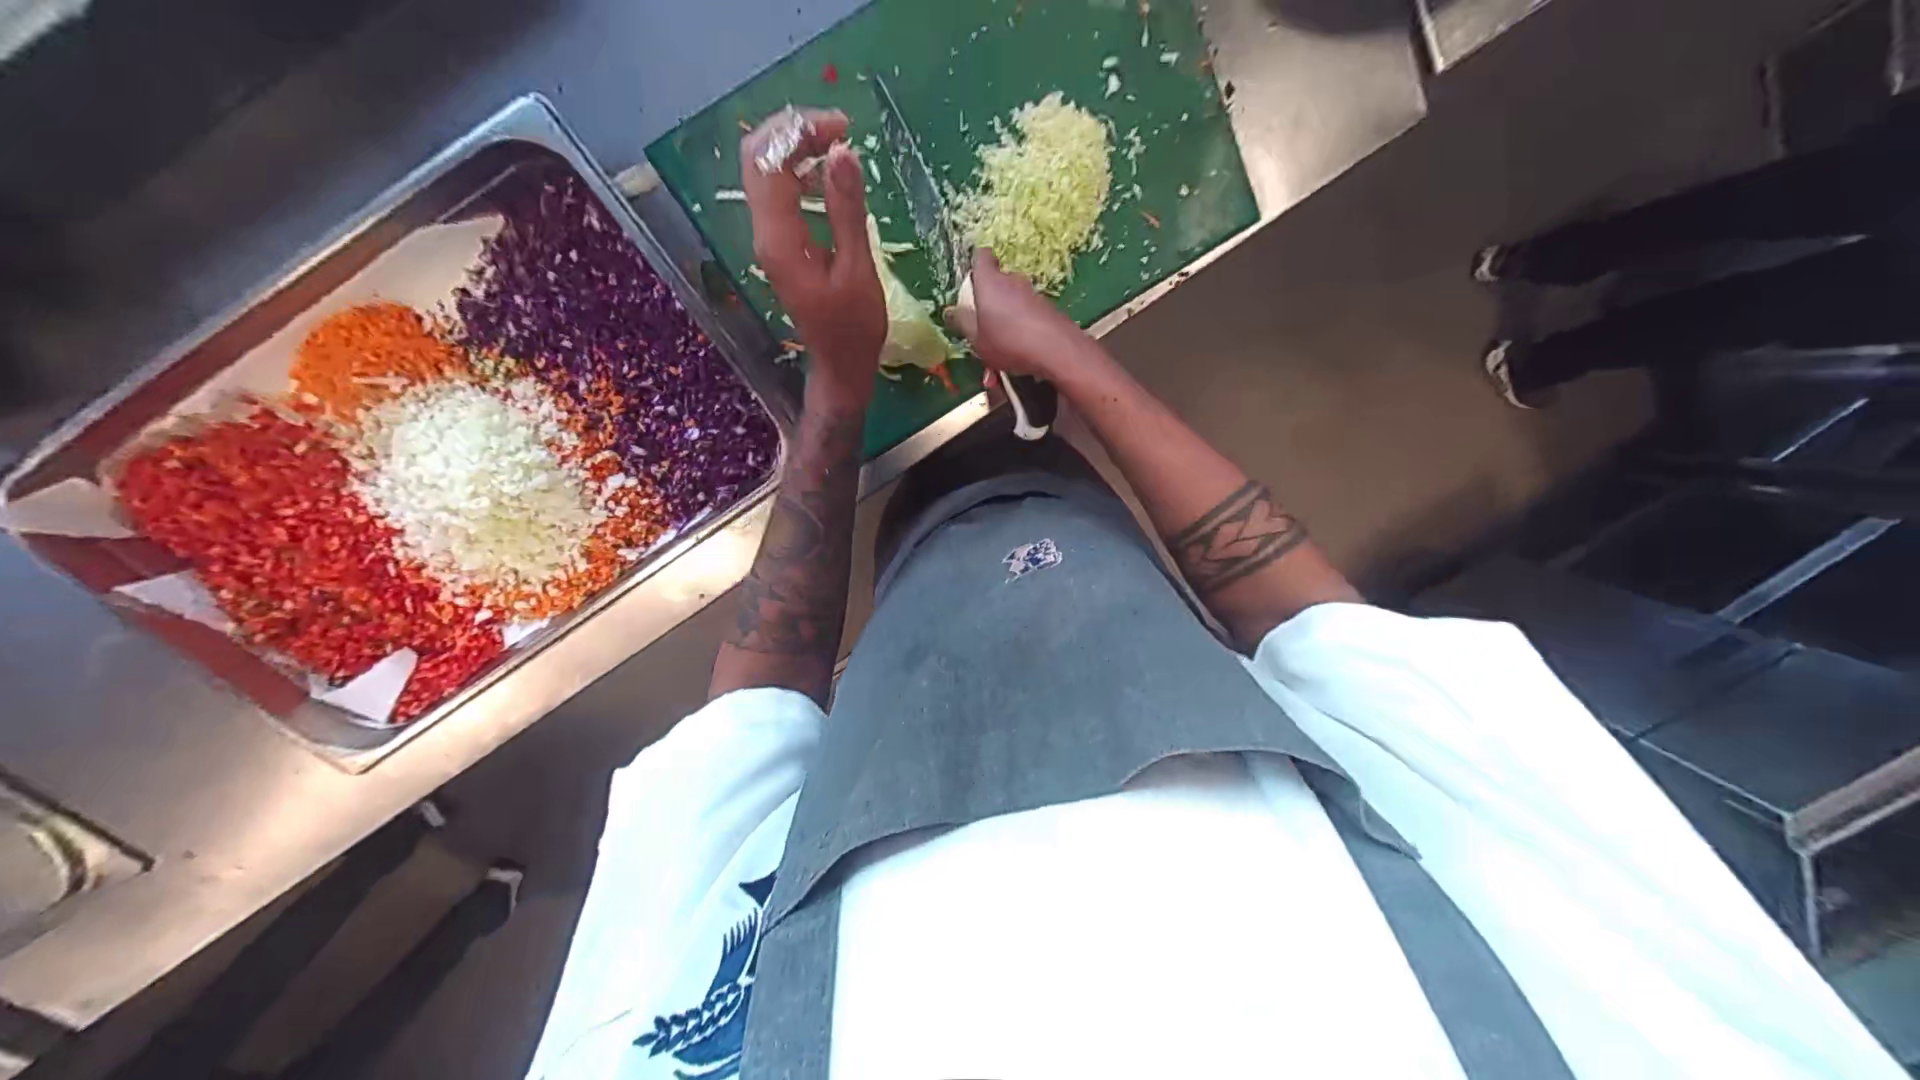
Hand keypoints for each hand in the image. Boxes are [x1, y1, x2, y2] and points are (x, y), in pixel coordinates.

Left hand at [740, 108, 884, 409]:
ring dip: (797, 148)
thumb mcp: (858, 270)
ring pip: (767, 172)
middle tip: (840, 129)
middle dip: (794, 131)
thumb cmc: (854, 328)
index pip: (771, 162)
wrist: (840, 365)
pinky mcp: (780, 244)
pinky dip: (800, 172)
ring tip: (838, 145)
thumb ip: (847, 210)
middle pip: (760, 158)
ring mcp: (769, 238)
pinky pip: (779, 193)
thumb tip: (842, 152)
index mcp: (780, 240)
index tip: (844, 128)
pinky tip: (828, 173)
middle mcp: (765, 233)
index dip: (800, 131)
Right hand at [944, 248, 1095, 381]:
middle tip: (982, 326)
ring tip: (1001, 348)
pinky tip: (1020, 352)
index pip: (981, 257)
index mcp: (990, 282)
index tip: (970, 281)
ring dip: (1006, 318)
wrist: (1057, 350)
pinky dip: (1022, 328)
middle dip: (990, 300)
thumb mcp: (977, 338)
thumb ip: (962, 323)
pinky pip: (1028, 315)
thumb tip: (949, 311)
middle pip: (998, 282)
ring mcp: (1033, 294)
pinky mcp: (1049, 309)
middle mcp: (1013, 281)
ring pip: (1014, 300)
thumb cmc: (1009, 341)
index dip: (975, 264)